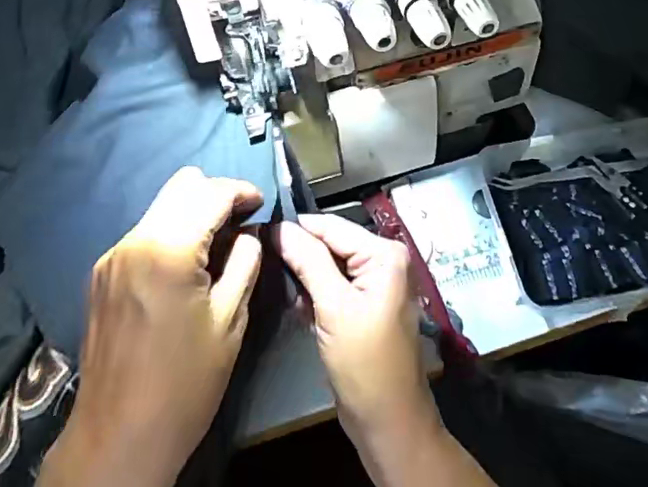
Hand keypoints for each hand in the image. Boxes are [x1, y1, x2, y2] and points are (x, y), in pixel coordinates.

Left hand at [41, 168, 262, 486]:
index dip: (241, 192)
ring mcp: (112, 258)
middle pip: (182, 186)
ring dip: (192, 213)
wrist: (116, 441)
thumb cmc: (183, 384)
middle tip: (240, 222)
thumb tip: (248, 233)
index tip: (260, 204)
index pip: (211, 193)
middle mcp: (134, 242)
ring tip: (216, 246)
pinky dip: (171, 234)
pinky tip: (184, 268)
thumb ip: (244, 262)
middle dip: (215, 195)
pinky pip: (145, 233)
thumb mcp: (229, 321)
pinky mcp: (101, 276)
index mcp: (167, 250)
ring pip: (162, 207)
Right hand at [273, 214, 436, 447]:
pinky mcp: (363, 304)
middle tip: (262, 257)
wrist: (388, 421)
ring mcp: (375, 283)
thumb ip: (308, 262)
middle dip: (299, 253)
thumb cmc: (365, 364)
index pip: (332, 226)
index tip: (259, 230)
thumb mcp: (333, 308)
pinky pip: (333, 285)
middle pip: (331, 243)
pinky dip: (314, 292)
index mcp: (385, 254)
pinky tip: (296, 304)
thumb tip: (279, 227)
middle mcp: (384, 260)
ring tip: (275, 281)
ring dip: (304, 275)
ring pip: (329, 265)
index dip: (296, 228)